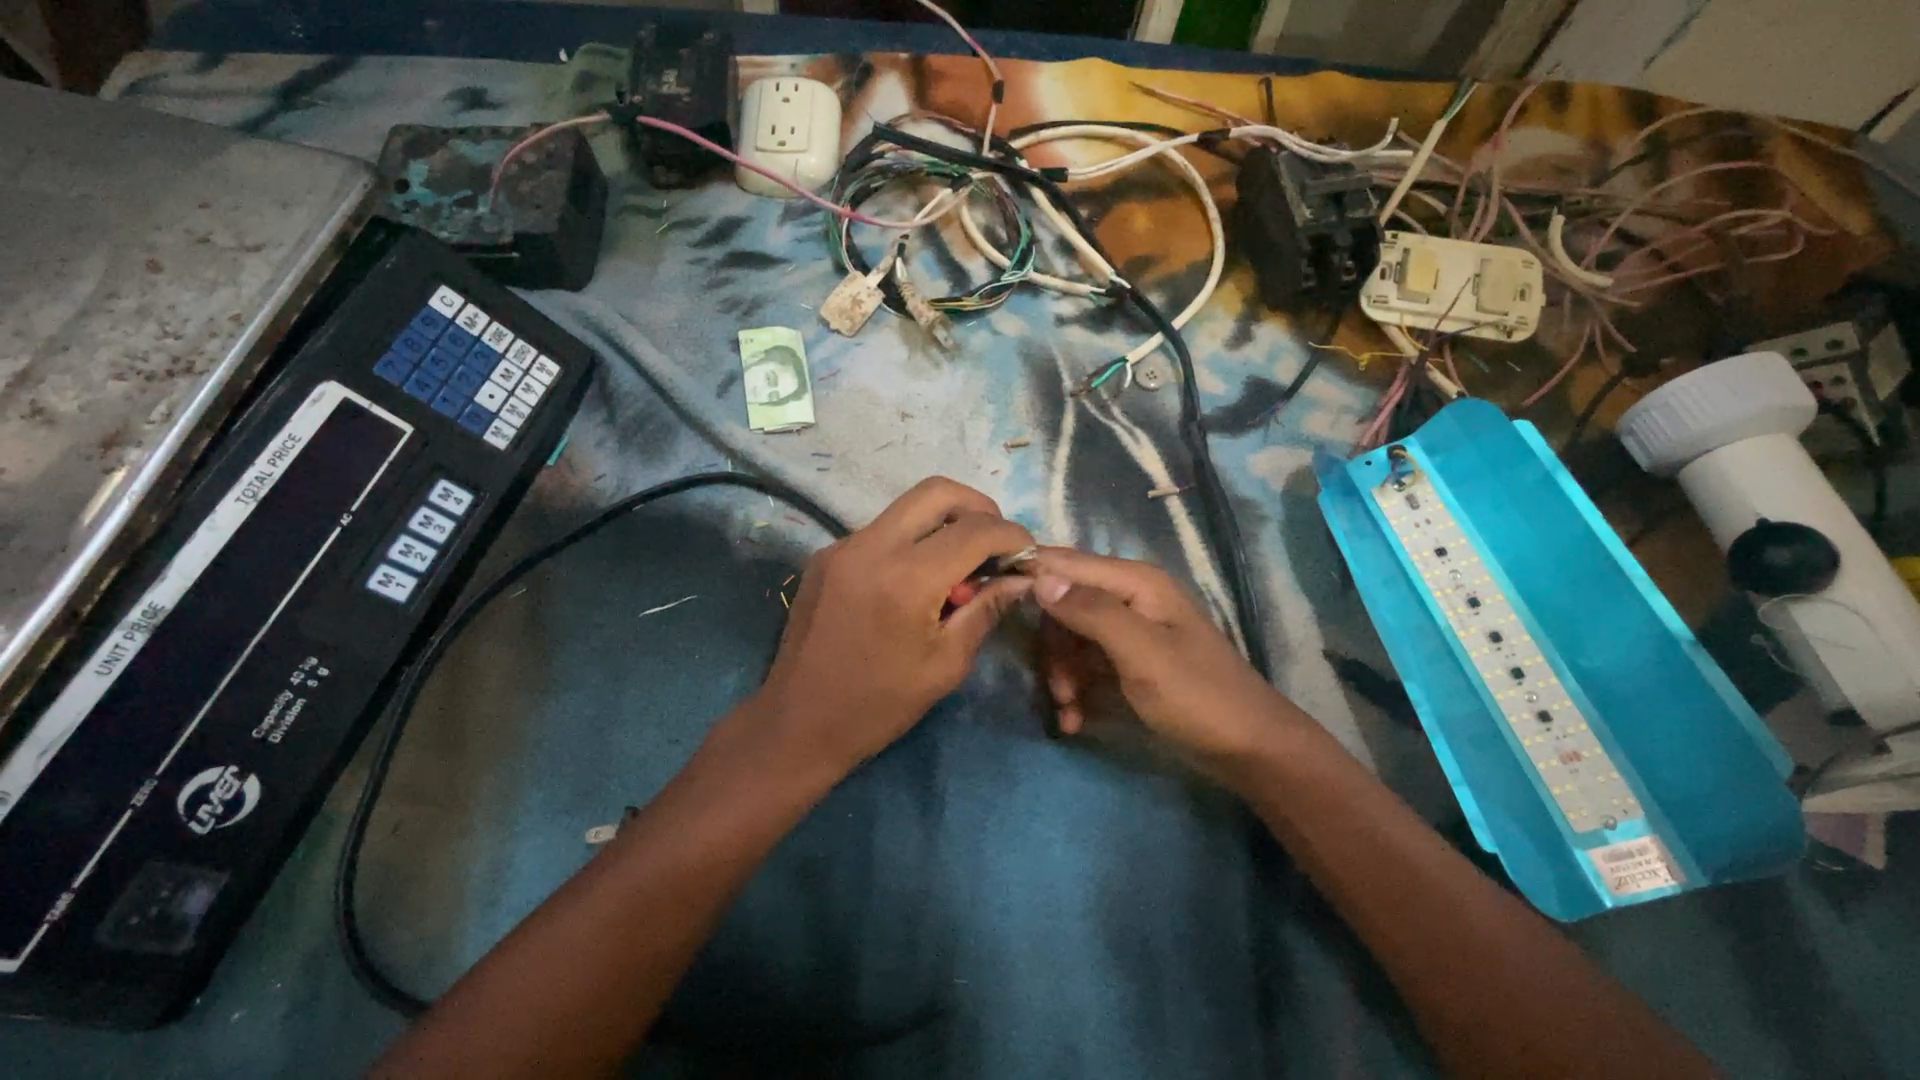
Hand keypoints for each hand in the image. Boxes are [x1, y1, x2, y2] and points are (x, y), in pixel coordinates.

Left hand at [752, 477, 1034, 775]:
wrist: (797, 723)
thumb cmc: (879, 705)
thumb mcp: (946, 664)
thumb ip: (986, 610)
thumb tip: (1022, 579)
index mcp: (906, 577)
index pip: (975, 530)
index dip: (1012, 535)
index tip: (1028, 553)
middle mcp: (871, 546)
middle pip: (938, 491)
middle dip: (979, 509)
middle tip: (996, 544)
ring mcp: (842, 546)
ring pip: (906, 508)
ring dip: (944, 524)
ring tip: (961, 569)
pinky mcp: (825, 557)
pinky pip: (881, 531)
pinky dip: (911, 542)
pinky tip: (919, 583)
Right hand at [1030, 548, 1303, 775]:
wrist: (1248, 749)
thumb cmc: (1197, 696)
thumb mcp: (1142, 654)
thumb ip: (1092, 612)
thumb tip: (1039, 575)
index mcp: (1135, 582)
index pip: (1063, 562)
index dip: (1026, 577)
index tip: (988, 603)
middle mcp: (1129, 597)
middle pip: (1061, 604)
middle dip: (1050, 646)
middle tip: (1056, 687)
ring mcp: (1130, 631)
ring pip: (1069, 638)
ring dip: (1060, 675)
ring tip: (1069, 711)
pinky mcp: (1129, 662)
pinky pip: (1085, 665)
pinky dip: (1075, 691)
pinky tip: (1076, 721)